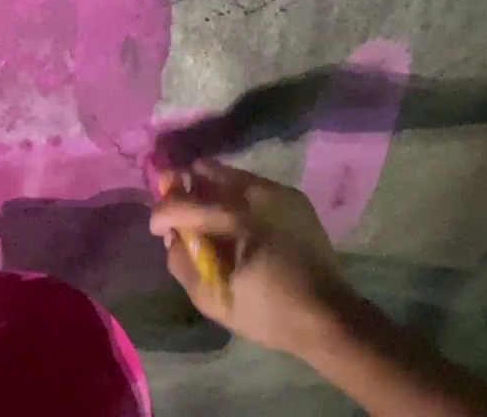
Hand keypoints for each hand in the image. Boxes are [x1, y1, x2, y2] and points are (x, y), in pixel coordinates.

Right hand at [148, 159, 351, 355]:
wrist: (330, 316)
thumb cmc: (270, 312)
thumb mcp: (216, 300)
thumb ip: (183, 264)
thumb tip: (173, 237)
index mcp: (237, 217)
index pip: (185, 202)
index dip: (162, 212)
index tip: (156, 227)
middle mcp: (257, 192)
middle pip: (206, 170)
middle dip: (186, 187)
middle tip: (180, 210)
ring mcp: (278, 190)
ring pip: (229, 174)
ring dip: (211, 191)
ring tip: (209, 218)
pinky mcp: (293, 196)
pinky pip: (253, 185)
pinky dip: (236, 197)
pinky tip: (240, 224)